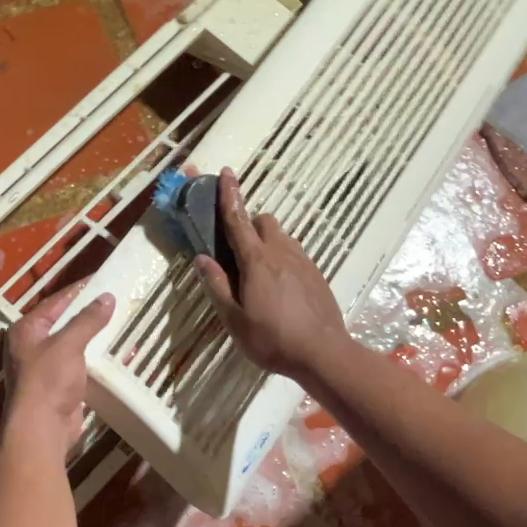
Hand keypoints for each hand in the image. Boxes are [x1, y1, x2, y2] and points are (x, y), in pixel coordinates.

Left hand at [2, 282, 114, 445]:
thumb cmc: (48, 380)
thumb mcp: (68, 344)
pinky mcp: (58, 386)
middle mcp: (31, 345)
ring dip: (93, 337)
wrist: (41, 429)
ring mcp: (44, 367)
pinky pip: (79, 365)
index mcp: (26, 330)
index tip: (102, 280)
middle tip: (115, 300)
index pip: (56, 302)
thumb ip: (87, 320)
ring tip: (119, 322)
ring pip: (72, 345)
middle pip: (63, 323)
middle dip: (88, 314)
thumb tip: (107, 297)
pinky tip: (113, 352)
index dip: (79, 291)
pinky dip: (94, 358)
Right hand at [194, 168, 352, 382]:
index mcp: (256, 261)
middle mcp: (281, 252)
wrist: (324, 354)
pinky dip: (283, 259)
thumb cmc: (272, 339)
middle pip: (264, 221)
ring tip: (259, 274)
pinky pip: (295, 254)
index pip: (237, 220)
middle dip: (249, 225)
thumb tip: (203, 258)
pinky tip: (280, 288)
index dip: (229, 195)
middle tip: (238, 251)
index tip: (226, 172)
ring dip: (267, 242)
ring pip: (282, 237)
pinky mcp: (317, 274)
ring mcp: (303, 261)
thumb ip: (217, 286)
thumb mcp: (234, 319)